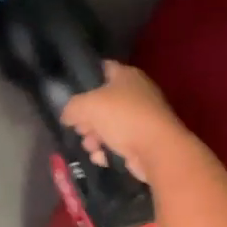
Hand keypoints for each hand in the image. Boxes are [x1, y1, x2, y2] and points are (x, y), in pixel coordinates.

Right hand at [60, 61, 195, 181]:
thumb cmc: (122, 117)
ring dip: (94, 137)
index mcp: (126, 75)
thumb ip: (71, 108)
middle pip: (102, 102)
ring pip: (108, 125)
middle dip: (86, 117)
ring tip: (91, 146)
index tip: (70, 93)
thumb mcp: (86, 106)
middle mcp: (137, 93)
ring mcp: (142, 117)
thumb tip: (68, 116)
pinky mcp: (144, 140)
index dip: (84, 78)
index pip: (102, 68)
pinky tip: (102, 157)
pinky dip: (108, 150)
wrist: (157, 150)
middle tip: (79, 127)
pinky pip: (119, 142)